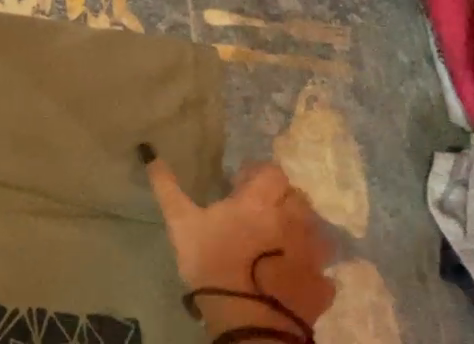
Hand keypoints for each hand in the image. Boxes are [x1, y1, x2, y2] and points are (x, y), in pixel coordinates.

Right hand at [145, 150, 336, 332]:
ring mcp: (313, 255)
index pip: (273, 172)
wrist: (246, 321)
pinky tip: (292, 271)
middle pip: (298, 197)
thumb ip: (167, 186)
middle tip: (258, 209)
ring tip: (279, 238)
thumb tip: (150, 153)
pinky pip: (323, 266)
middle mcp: (293, 222)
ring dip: (300, 227)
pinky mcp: (323, 285)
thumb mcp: (180, 222)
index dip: (259, 173)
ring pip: (316, 229)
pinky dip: (311, 265)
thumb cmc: (211, 264)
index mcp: (260, 203)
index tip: (241, 183)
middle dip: (280, 198)